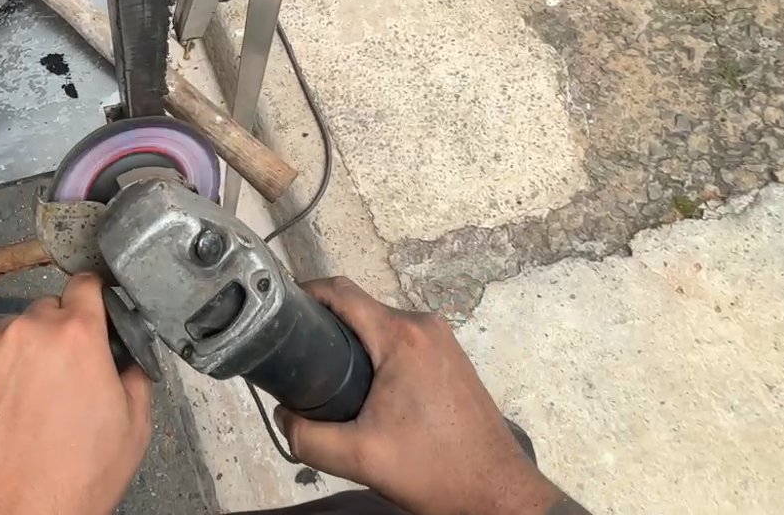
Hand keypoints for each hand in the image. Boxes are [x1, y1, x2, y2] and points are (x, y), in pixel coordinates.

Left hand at [0, 273, 153, 514]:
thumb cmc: (69, 480)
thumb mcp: (132, 430)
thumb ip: (136, 375)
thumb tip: (127, 356)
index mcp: (76, 334)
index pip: (86, 284)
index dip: (92, 299)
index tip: (92, 313)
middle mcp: (29, 328)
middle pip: (49, 311)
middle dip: (58, 336)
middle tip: (62, 378)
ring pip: (14, 332)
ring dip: (23, 354)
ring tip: (27, 402)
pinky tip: (0, 409)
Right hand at [273, 277, 571, 514]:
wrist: (502, 499)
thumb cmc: (435, 472)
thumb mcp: (362, 459)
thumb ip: (309, 438)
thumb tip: (281, 415)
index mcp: (400, 336)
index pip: (339, 290)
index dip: (305, 292)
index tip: (282, 310)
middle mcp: (422, 325)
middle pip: (358, 305)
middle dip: (326, 322)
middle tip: (301, 353)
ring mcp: (442, 338)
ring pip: (379, 321)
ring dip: (353, 337)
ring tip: (331, 372)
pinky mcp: (451, 355)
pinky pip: (400, 336)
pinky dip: (377, 348)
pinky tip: (368, 382)